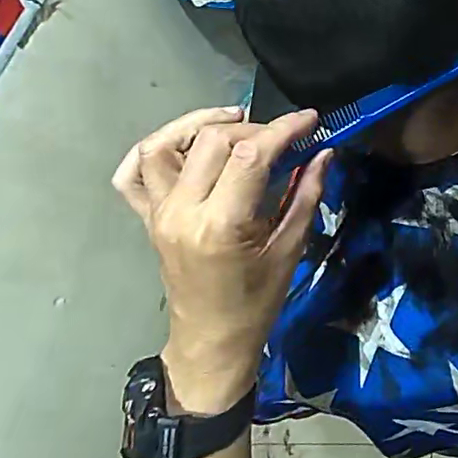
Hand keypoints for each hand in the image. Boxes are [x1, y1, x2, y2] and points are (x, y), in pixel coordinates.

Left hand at [111, 107, 330, 411]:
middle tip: (283, 137)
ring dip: (200, 124)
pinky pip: (133, 173)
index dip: (283, 128)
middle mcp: (182, 211)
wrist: (213, 337)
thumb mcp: (291, 247)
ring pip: (164, 146)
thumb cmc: (258, 299)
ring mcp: (158, 212)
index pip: (250, 154)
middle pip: (211, 141)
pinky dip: (154, 149)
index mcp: (221, 223)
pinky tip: (183, 142)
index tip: (309, 120)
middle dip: (254, 128)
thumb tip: (324, 152)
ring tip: (235, 122)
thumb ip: (307, 194)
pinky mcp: (147, 217)